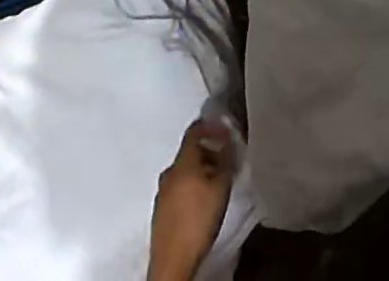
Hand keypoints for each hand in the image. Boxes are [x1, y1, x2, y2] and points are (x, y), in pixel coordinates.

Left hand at [148, 118, 234, 280]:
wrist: (173, 262)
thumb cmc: (200, 218)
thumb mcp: (222, 185)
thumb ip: (225, 159)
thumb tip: (226, 142)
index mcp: (182, 164)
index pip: (194, 131)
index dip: (212, 125)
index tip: (227, 129)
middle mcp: (168, 174)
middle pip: (189, 152)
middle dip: (209, 150)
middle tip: (228, 156)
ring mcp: (162, 193)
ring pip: (184, 170)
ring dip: (202, 167)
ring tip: (219, 177)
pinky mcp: (161, 210)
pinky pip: (178, 186)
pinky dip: (193, 182)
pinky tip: (205, 196)